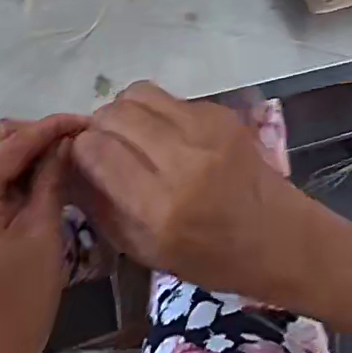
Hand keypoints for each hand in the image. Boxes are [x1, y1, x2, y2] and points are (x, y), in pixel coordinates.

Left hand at [0, 116, 83, 352]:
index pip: (11, 144)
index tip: (87, 120)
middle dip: (36, 140)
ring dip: (27, 160)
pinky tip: (45, 184)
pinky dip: (15, 182)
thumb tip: (64, 143)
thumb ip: (49, 182)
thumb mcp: (41, 237)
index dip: (50, 128)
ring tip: (68, 161)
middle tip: (80, 143)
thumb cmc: (16, 307)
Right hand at [70, 82, 351, 312]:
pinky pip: (167, 97)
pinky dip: (154, 111)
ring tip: (133, 134)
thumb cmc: (211, 258)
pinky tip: (167, 135)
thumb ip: (98, 204)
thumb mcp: (144, 250)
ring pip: (136, 94)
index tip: (86, 160)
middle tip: (108, 145)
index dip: (81, 150)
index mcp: (159, 209)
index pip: (95, 150)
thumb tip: (65, 160)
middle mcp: (182, 164)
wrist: (286, 242)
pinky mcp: (221, 115)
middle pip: (112, 115)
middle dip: (99, 127)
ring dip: (123, 111)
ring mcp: (205, 133)